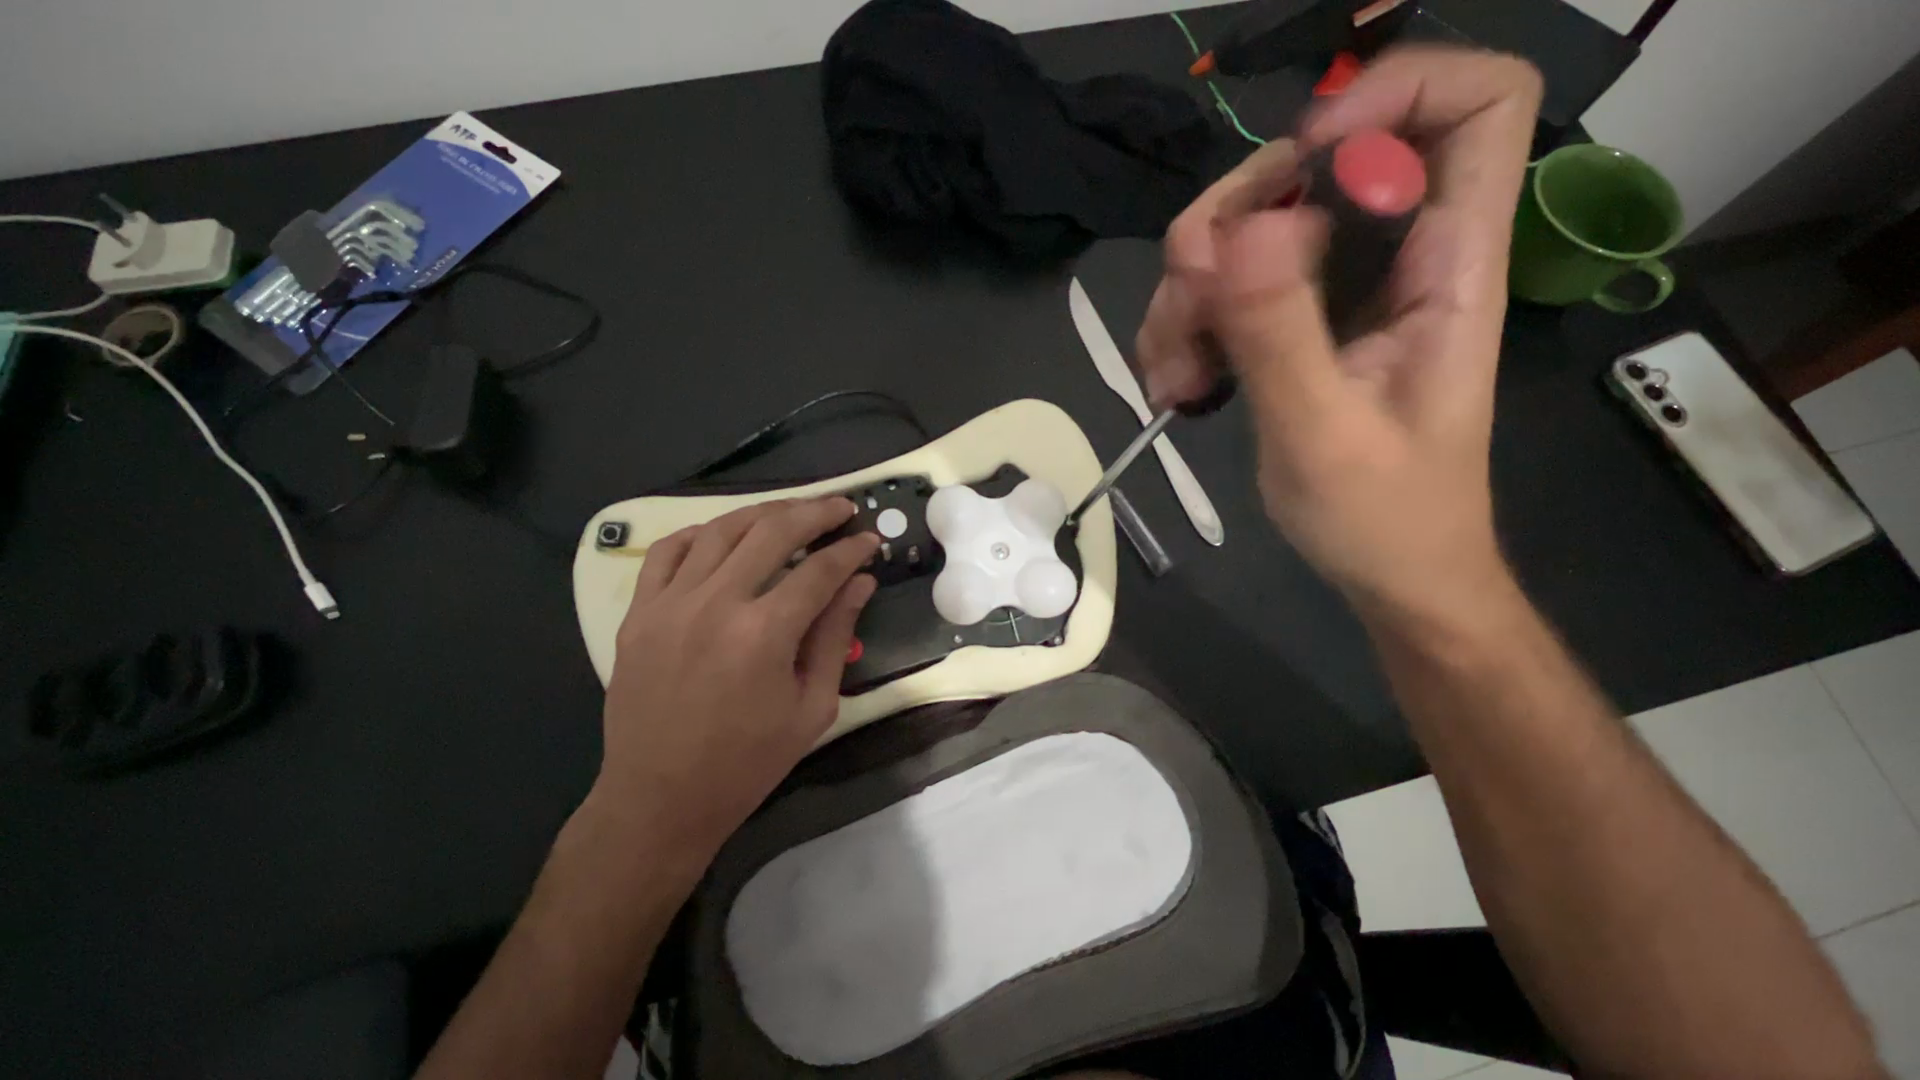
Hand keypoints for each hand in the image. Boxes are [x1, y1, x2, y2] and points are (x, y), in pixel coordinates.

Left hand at [593, 498, 879, 855]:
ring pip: (719, 530)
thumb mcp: (811, 708)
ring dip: (761, 513)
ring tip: (790, 512)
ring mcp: (669, 603)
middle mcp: (715, 603)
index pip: (819, 570)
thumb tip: (860, 582)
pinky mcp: (639, 613)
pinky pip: (667, 552)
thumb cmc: (747, 763)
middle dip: (814, 512)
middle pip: (771, 531)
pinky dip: (700, 534)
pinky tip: (723, 536)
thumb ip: (835, 637)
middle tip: (839, 508)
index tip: (869, 539)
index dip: (850, 550)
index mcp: (764, 634)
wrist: (659, 798)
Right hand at [1136, 47, 1541, 626]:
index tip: (1300, 171)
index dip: (1393, 94)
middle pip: (1317, 159)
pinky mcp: (1298, 319)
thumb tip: (1237, 230)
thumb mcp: (1324, 436)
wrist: (1392, 578)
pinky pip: (1227, 282)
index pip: (1477, 103)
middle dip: (1232, 217)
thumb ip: (1281, 333)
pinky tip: (1176, 384)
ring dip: (1188, 290)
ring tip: (1173, 376)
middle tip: (1189, 296)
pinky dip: (1185, 324)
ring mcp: (1341, 286)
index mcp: (1450, 265)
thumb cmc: (1384, 520)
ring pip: (1251, 224)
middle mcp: (1397, 255)